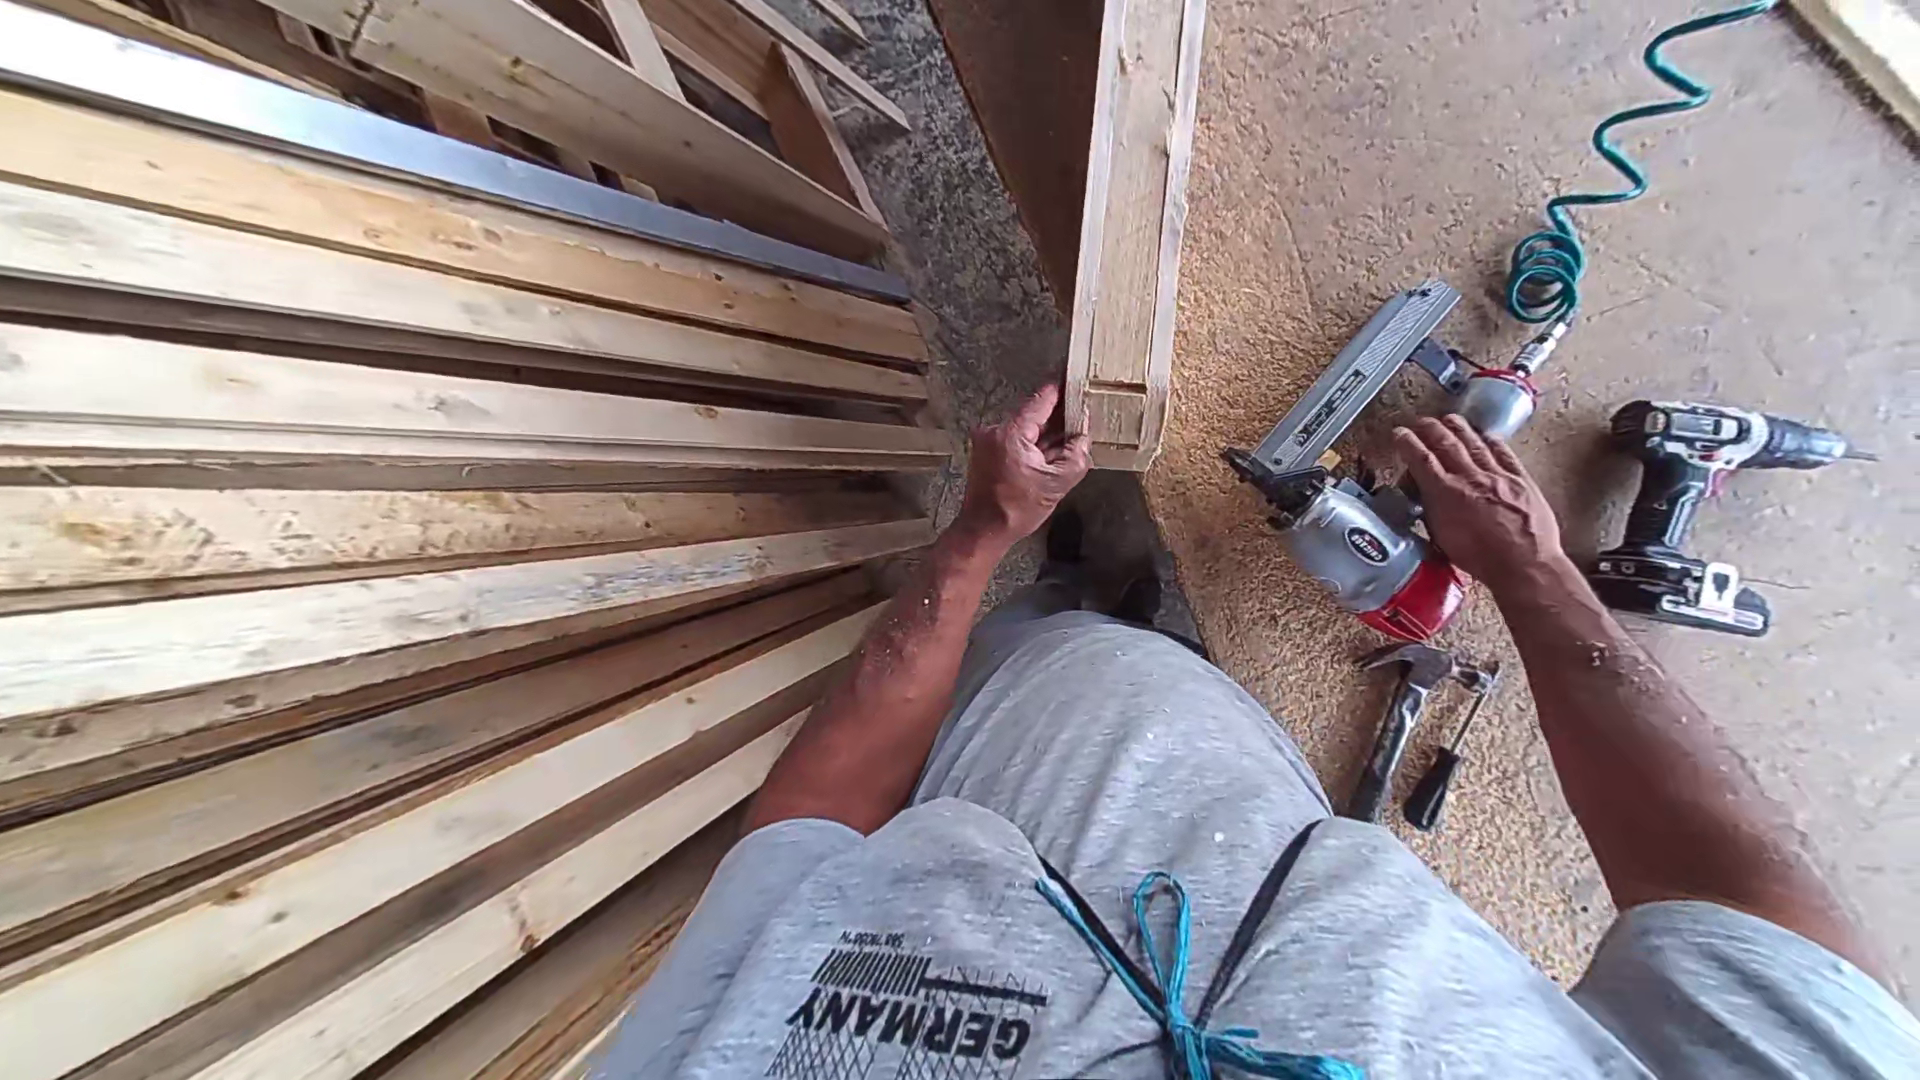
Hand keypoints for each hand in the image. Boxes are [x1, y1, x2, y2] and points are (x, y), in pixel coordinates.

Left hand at [953, 382, 1091, 553]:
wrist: (983, 530)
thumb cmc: (1013, 510)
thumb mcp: (1056, 484)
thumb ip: (1076, 456)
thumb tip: (1083, 438)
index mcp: (1010, 433)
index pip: (1041, 399)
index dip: (1062, 389)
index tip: (1076, 378)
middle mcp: (995, 431)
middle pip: (1034, 414)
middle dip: (1059, 416)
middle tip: (1082, 413)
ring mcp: (989, 442)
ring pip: (1027, 429)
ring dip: (1048, 434)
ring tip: (1072, 437)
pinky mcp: (988, 453)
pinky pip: (1018, 441)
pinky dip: (1035, 445)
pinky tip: (1052, 454)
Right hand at [1393, 415, 1569, 591]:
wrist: (1523, 563)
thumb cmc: (1480, 557)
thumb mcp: (1439, 535)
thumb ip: (1431, 511)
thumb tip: (1426, 501)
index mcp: (1445, 494)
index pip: (1421, 459)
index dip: (1408, 443)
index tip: (1399, 433)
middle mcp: (1470, 479)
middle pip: (1447, 444)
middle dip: (1430, 429)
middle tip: (1421, 421)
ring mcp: (1498, 477)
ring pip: (1475, 444)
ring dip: (1459, 429)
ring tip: (1449, 418)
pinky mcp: (1522, 481)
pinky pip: (1505, 455)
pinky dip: (1494, 443)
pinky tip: (1487, 436)